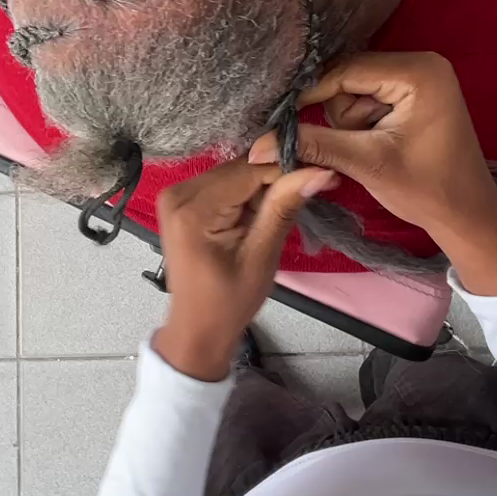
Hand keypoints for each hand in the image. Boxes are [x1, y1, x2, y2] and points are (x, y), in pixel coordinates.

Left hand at [154, 157, 336, 380]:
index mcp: (193, 209)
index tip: (321, 176)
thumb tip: (319, 171)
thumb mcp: (262, 256)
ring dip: (259, 186)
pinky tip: (257, 212)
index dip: (286, 169)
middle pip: (238, 168)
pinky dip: (243, 193)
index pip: (248, 170)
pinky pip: (220, 184)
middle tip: (306, 193)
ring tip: (282, 207)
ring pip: (231, 173)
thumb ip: (283, 208)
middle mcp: (177, 193)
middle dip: (273, 178)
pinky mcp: (180, 201)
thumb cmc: (229, 302)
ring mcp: (175, 195)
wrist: (197, 327)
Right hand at [248, 52, 496, 294]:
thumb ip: (312, 145)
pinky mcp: (412, 93)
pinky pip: (365, 99)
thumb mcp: (365, 164)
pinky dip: (357, 124)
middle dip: (337, 114)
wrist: (466, 215)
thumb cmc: (426, 189)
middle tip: (353, 148)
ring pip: (351, 90)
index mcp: (418, 72)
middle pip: (346, 77)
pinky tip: (372, 146)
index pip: (344, 71)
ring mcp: (417, 77)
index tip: (279, 123)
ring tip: (370, 151)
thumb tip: (258, 146)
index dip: (309, 96)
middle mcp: (420, 63)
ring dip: (347, 122)